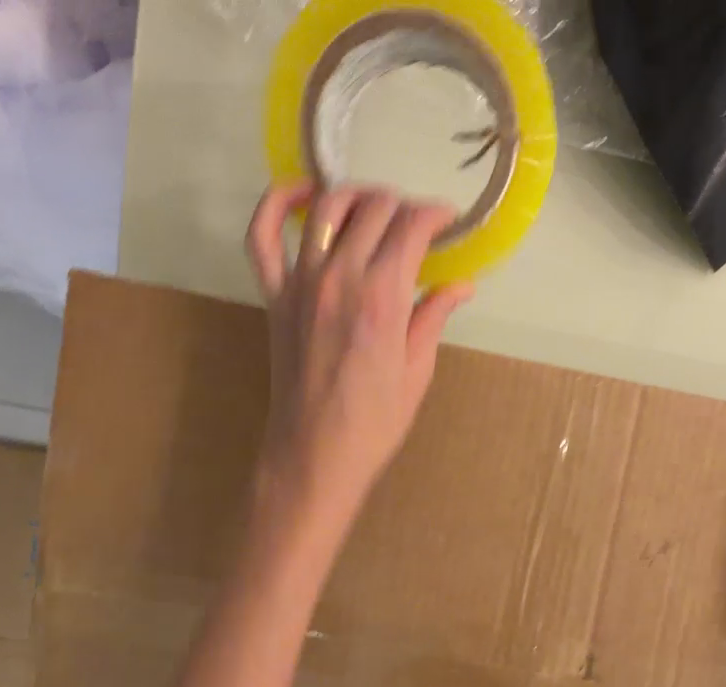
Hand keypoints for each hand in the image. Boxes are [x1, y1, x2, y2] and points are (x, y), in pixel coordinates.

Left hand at [244, 182, 473, 516]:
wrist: (316, 453)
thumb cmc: (375, 422)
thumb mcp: (417, 371)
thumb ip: (434, 317)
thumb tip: (462, 284)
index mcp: (383, 297)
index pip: (412, 226)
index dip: (436, 214)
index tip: (449, 221)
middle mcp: (340, 276)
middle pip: (375, 209)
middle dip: (404, 207)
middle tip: (417, 227)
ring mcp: (301, 281)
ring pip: (327, 208)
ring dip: (356, 196)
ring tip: (375, 208)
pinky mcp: (274, 294)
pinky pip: (263, 234)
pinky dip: (278, 203)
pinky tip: (303, 194)